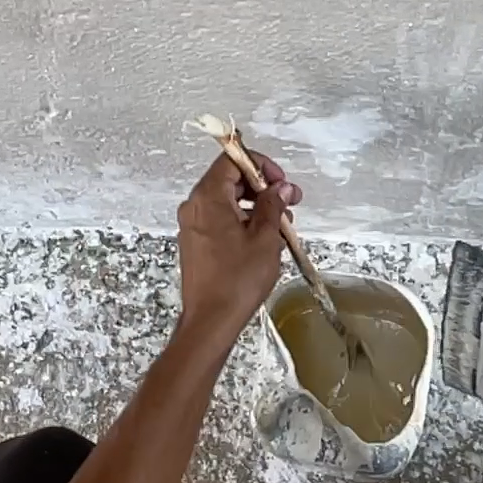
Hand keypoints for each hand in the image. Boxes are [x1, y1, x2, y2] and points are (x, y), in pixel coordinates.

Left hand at [175, 152, 302, 343]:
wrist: (211, 321)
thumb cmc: (238, 279)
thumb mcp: (265, 237)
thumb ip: (273, 205)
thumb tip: (282, 188)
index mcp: (208, 198)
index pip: (232, 161)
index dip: (260, 165)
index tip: (282, 182)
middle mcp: (194, 207)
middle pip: (229, 180)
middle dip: (262, 188)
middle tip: (290, 203)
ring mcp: (192, 226)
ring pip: (227, 202)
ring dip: (256, 207)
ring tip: (283, 226)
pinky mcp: (195, 243)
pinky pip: (220, 220)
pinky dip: (243, 222)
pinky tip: (265, 240)